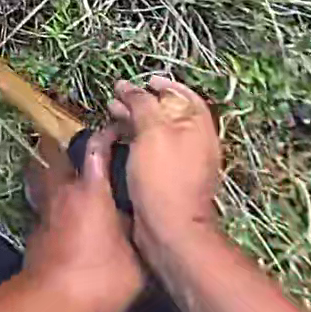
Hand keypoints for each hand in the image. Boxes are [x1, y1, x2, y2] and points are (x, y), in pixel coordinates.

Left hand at [23, 129, 143, 311]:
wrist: (53, 300)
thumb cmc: (99, 276)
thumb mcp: (134, 261)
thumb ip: (134, 233)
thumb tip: (133, 220)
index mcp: (91, 190)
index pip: (96, 149)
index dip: (105, 135)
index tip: (115, 131)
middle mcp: (64, 189)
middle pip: (56, 153)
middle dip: (64, 146)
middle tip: (79, 150)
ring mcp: (45, 206)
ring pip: (42, 173)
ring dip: (49, 169)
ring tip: (62, 172)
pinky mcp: (35, 226)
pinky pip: (41, 201)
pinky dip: (49, 199)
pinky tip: (59, 211)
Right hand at [109, 76, 222, 247]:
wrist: (169, 231)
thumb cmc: (163, 177)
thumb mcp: (152, 131)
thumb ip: (142, 103)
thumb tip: (131, 87)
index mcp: (198, 128)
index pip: (186, 96)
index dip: (165, 84)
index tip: (145, 80)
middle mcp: (194, 143)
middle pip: (168, 111)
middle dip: (142, 100)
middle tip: (119, 94)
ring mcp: (181, 162)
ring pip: (156, 129)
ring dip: (135, 117)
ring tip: (112, 110)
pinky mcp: (167, 177)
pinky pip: (150, 147)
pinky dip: (135, 137)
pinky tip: (117, 135)